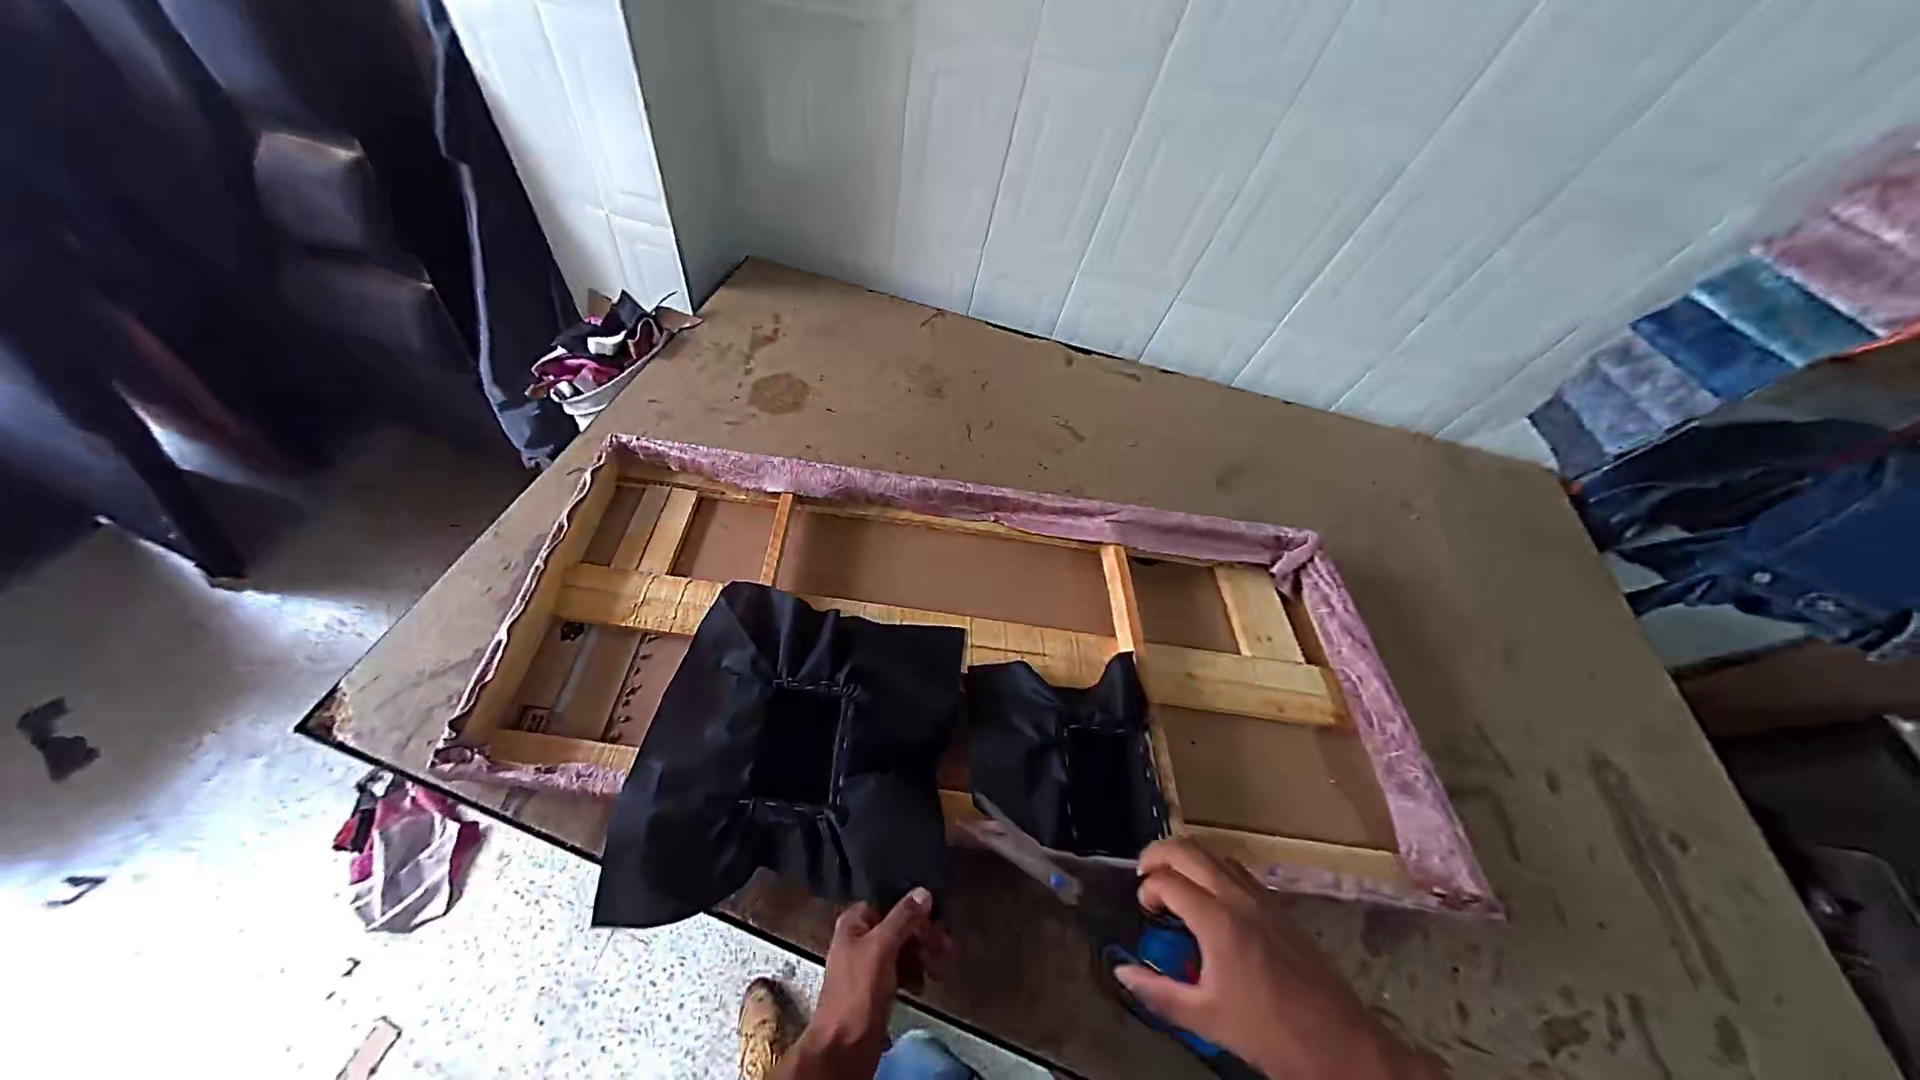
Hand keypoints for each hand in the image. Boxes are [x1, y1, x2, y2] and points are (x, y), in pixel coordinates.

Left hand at [778, 888, 955, 1079]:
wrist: (843, 1050)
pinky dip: (915, 974)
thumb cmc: (858, 992)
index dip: (912, 908)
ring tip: (941, 965)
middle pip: (898, 926)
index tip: (935, 916)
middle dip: (923, 935)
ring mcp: (868, 966)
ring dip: (923, 955)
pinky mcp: (877, 989)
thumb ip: (903, 918)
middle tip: (946, 945)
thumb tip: (923, 892)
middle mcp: (860, 940)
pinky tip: (923, 985)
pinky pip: (901, 972)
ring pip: (902, 950)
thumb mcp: (882, 947)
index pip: (888, 903)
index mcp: (854, 923)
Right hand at [1114, 839, 1441, 1079]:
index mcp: (1217, 920)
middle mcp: (1238, 897)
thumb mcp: (1207, 1019)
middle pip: (1188, 850)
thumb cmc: (1270, 1033)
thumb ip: (1159, 993)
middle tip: (1144, 876)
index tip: (1144, 911)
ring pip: (1214, 853)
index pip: (1167, 880)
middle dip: (1157, 854)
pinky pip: (1237, 868)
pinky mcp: (1279, 906)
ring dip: (1186, 857)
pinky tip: (1211, 895)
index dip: (1147, 889)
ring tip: (1172, 880)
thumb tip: (1122, 971)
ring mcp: (1262, 897)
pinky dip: (1213, 867)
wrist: (1342, 1045)